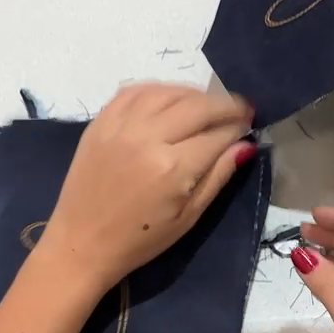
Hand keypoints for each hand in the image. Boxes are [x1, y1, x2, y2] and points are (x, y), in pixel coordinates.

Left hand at [42, 83, 254, 290]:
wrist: (82, 243)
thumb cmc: (141, 240)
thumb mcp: (188, 217)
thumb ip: (217, 177)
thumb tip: (245, 146)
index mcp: (172, 168)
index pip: (217, 135)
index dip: (238, 128)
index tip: (250, 126)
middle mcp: (148, 138)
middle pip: (196, 107)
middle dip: (225, 105)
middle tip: (240, 109)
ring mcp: (120, 126)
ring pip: (167, 92)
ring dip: (194, 94)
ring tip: (208, 104)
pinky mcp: (100, 122)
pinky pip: (134, 91)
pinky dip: (159, 89)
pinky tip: (171, 98)